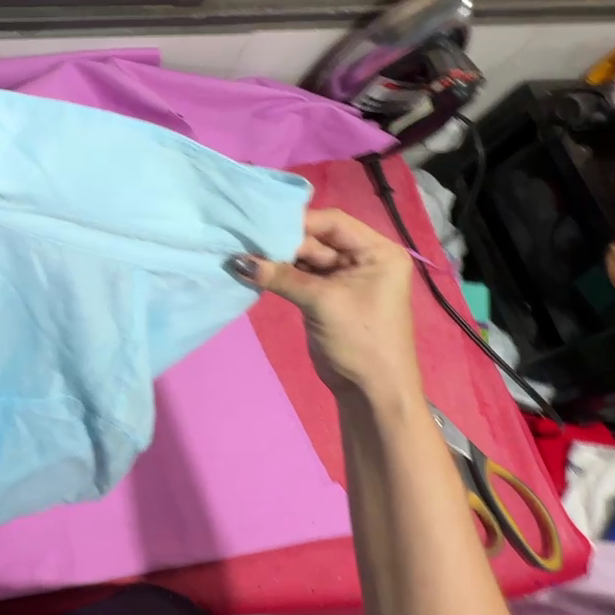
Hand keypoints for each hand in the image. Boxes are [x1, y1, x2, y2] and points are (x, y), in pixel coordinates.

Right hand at [234, 208, 420, 404]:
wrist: (371, 393)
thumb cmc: (361, 341)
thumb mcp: (323, 302)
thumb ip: (281, 276)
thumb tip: (237, 259)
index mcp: (377, 252)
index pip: (332, 223)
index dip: (298, 221)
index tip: (260, 223)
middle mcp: (361, 258)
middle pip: (314, 238)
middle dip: (281, 240)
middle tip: (244, 237)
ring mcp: (341, 277)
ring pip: (302, 256)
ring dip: (274, 257)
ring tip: (241, 250)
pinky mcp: (322, 294)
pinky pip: (296, 274)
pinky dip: (276, 272)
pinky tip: (251, 268)